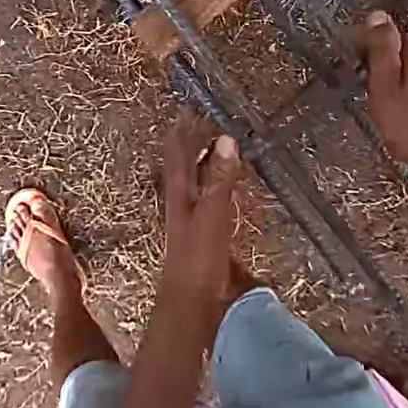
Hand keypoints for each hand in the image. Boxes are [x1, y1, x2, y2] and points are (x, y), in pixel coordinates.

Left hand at [159, 112, 243, 320]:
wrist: (191, 303)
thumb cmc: (198, 259)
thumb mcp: (211, 215)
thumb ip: (219, 179)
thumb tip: (225, 140)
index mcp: (180, 192)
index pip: (179, 150)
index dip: (185, 127)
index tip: (194, 104)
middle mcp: (182, 199)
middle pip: (184, 161)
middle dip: (194, 138)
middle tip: (209, 118)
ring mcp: (192, 215)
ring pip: (195, 177)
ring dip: (205, 158)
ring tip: (219, 142)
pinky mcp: (204, 230)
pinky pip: (210, 195)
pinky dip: (218, 181)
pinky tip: (228, 184)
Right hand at [358, 10, 407, 185]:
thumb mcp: (385, 87)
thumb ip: (381, 51)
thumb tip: (377, 16)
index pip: (391, 38)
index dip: (371, 54)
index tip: (359, 70)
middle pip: (403, 57)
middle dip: (386, 72)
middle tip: (373, 96)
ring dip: (398, 90)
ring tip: (388, 113)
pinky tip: (406, 122)